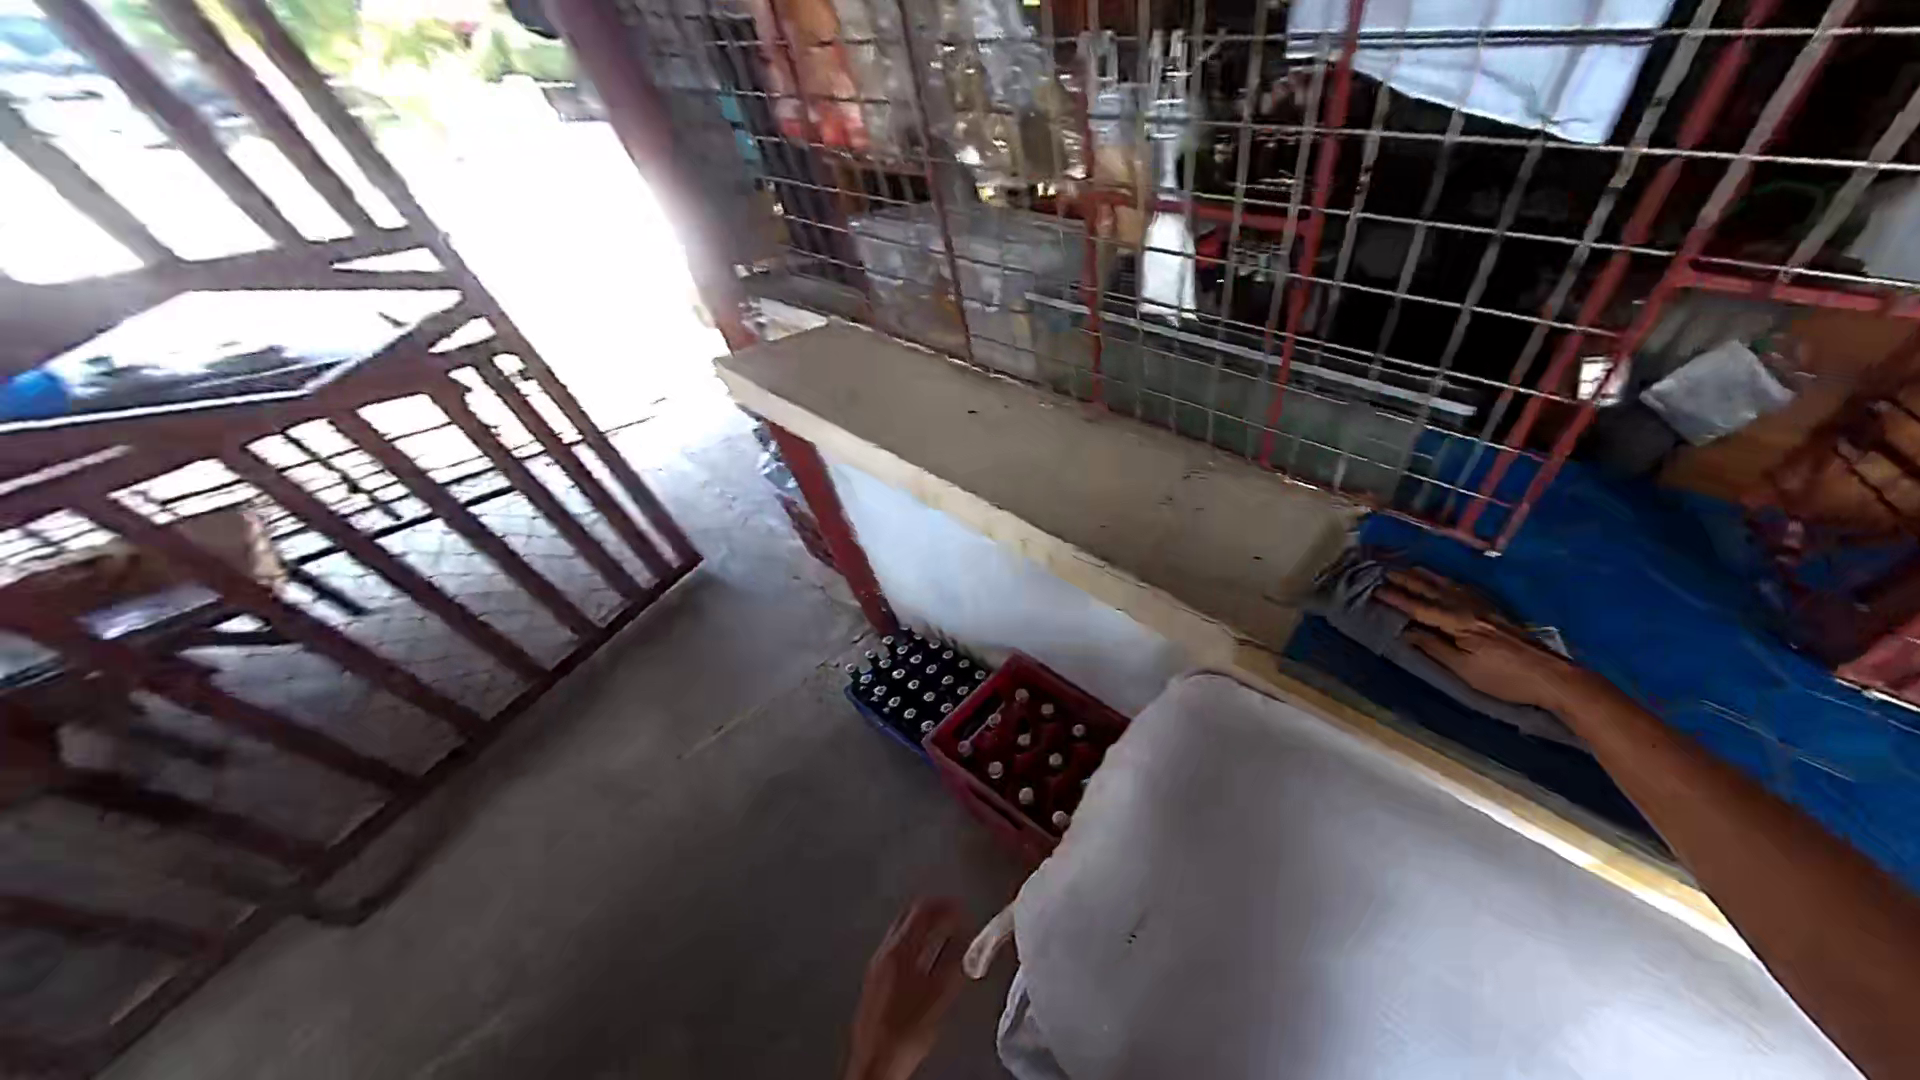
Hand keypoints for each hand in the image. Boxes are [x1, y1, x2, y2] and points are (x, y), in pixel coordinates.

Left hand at [844, 897, 967, 1079]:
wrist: (875, 1062)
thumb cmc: (905, 1032)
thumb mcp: (940, 995)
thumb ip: (955, 961)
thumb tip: (967, 940)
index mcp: (901, 948)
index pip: (923, 909)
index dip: (945, 905)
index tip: (960, 907)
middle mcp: (886, 950)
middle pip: (909, 914)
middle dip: (933, 911)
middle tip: (952, 913)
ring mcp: (877, 963)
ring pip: (902, 929)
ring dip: (923, 925)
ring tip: (942, 932)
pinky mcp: (875, 978)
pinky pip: (896, 945)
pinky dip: (913, 940)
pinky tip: (924, 955)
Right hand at [1375, 566, 1588, 712]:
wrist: (1555, 677)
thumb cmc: (1505, 678)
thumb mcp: (1465, 670)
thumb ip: (1434, 648)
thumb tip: (1406, 632)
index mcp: (1459, 624)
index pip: (1420, 608)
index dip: (1397, 600)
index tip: (1375, 590)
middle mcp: (1470, 610)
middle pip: (1433, 591)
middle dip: (1408, 581)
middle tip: (1385, 570)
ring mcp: (1485, 609)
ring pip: (1450, 587)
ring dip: (1427, 577)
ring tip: (1410, 568)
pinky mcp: (1495, 613)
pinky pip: (1464, 590)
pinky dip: (1448, 582)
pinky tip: (1445, 581)